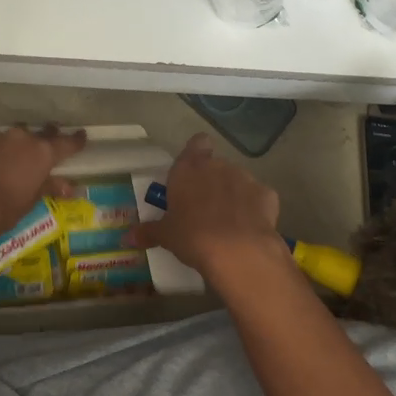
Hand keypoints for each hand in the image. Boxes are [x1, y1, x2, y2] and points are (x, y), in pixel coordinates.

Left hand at [0, 126, 86, 235]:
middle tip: (44, 139)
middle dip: (42, 136)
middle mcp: (20, 138)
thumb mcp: (33, 199)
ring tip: (4, 159)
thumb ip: (51, 187)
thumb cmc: (7, 207)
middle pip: (36, 133)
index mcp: (41, 152)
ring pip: (6, 137)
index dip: (75, 140)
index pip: (65, 143)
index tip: (82, 135)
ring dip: (8, 146)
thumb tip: (71, 188)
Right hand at [132, 134, 287, 286]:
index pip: (197, 143)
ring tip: (228, 223)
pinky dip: (254, 209)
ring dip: (233, 195)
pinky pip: (258, 198)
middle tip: (204, 208)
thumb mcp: (166, 236)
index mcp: (189, 168)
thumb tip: (128, 237)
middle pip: (216, 165)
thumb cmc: (193, 236)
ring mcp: (245, 178)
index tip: (192, 173)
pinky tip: (249, 229)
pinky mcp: (267, 195)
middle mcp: (218, 166)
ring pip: (237, 180)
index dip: (196, 154)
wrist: (238, 251)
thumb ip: (149, 232)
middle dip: (212, 181)